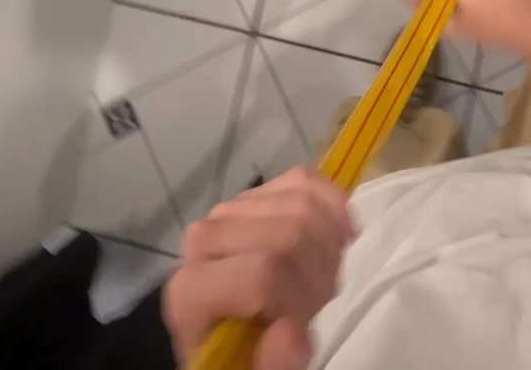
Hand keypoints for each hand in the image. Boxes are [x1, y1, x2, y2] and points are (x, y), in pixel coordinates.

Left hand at [163, 168, 353, 369]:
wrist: (237, 331)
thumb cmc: (241, 358)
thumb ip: (269, 368)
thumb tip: (292, 335)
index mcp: (191, 292)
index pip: (263, 274)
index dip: (298, 301)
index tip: (302, 331)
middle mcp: (203, 239)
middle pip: (289, 233)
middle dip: (319, 273)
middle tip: (317, 304)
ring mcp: (230, 209)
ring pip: (302, 203)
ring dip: (328, 244)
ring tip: (320, 278)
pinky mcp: (257, 193)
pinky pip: (304, 179)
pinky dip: (332, 204)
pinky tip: (339, 235)